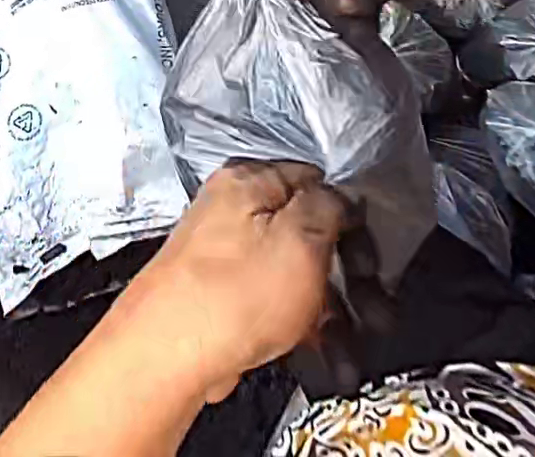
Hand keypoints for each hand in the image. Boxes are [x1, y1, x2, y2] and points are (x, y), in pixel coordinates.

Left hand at [111, 161, 346, 402]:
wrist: (170, 354)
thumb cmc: (226, 296)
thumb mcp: (300, 241)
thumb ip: (328, 207)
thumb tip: (340, 198)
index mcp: (246, 180)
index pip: (312, 179)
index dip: (346, 214)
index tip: (365, 250)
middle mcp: (228, 206)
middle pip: (300, 226)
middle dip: (338, 267)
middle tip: (362, 301)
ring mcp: (221, 249)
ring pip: (287, 267)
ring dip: (323, 302)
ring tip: (343, 338)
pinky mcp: (217, 290)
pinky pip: (268, 297)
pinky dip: (295, 320)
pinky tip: (318, 349)